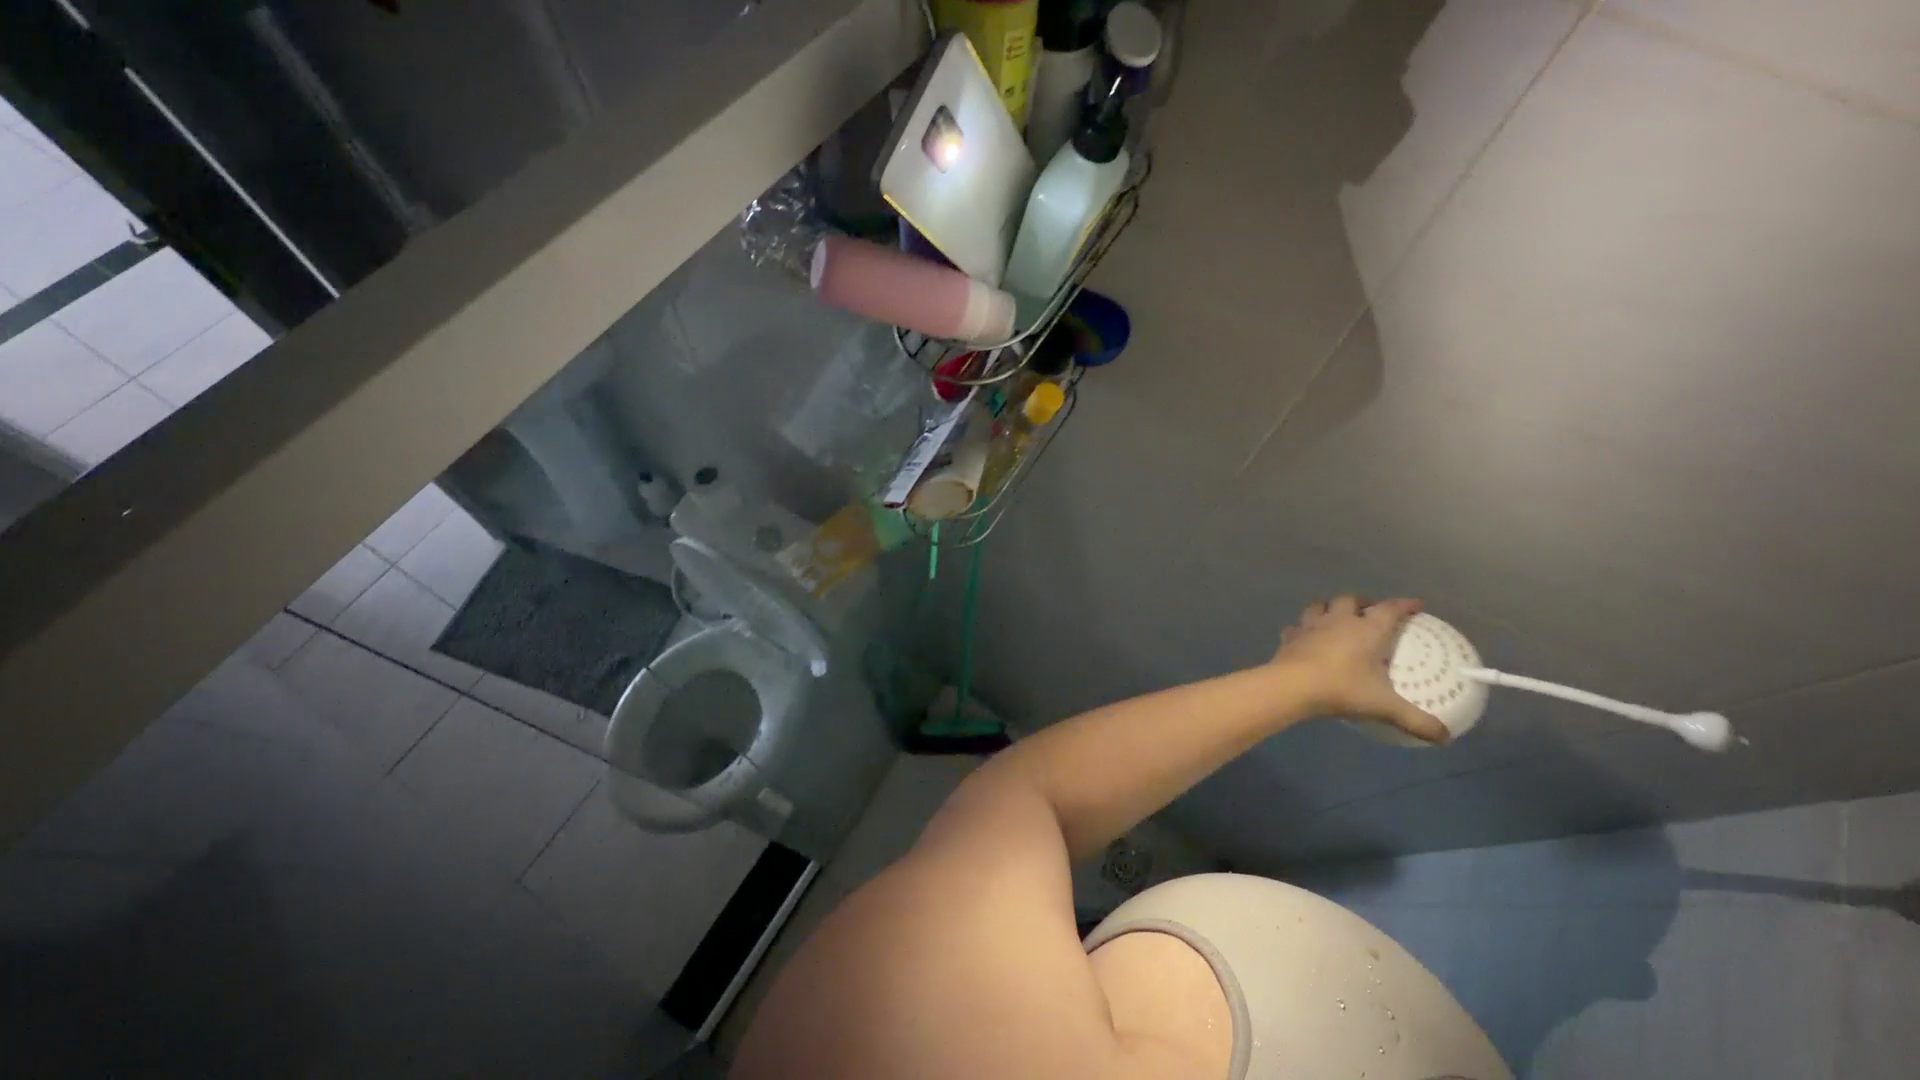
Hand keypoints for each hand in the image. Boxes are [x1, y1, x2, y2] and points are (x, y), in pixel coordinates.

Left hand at [1272, 595, 1448, 742]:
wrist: (1292, 687)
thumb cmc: (1342, 689)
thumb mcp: (1384, 706)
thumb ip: (1416, 721)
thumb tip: (1445, 737)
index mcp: (1367, 629)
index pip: (1390, 609)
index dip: (1405, 605)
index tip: (1415, 605)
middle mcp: (1339, 620)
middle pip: (1352, 600)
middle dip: (1363, 603)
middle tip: (1370, 613)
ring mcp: (1311, 626)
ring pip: (1320, 605)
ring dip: (1329, 608)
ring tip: (1336, 618)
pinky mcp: (1290, 637)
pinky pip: (1296, 626)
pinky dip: (1303, 628)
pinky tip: (1305, 637)